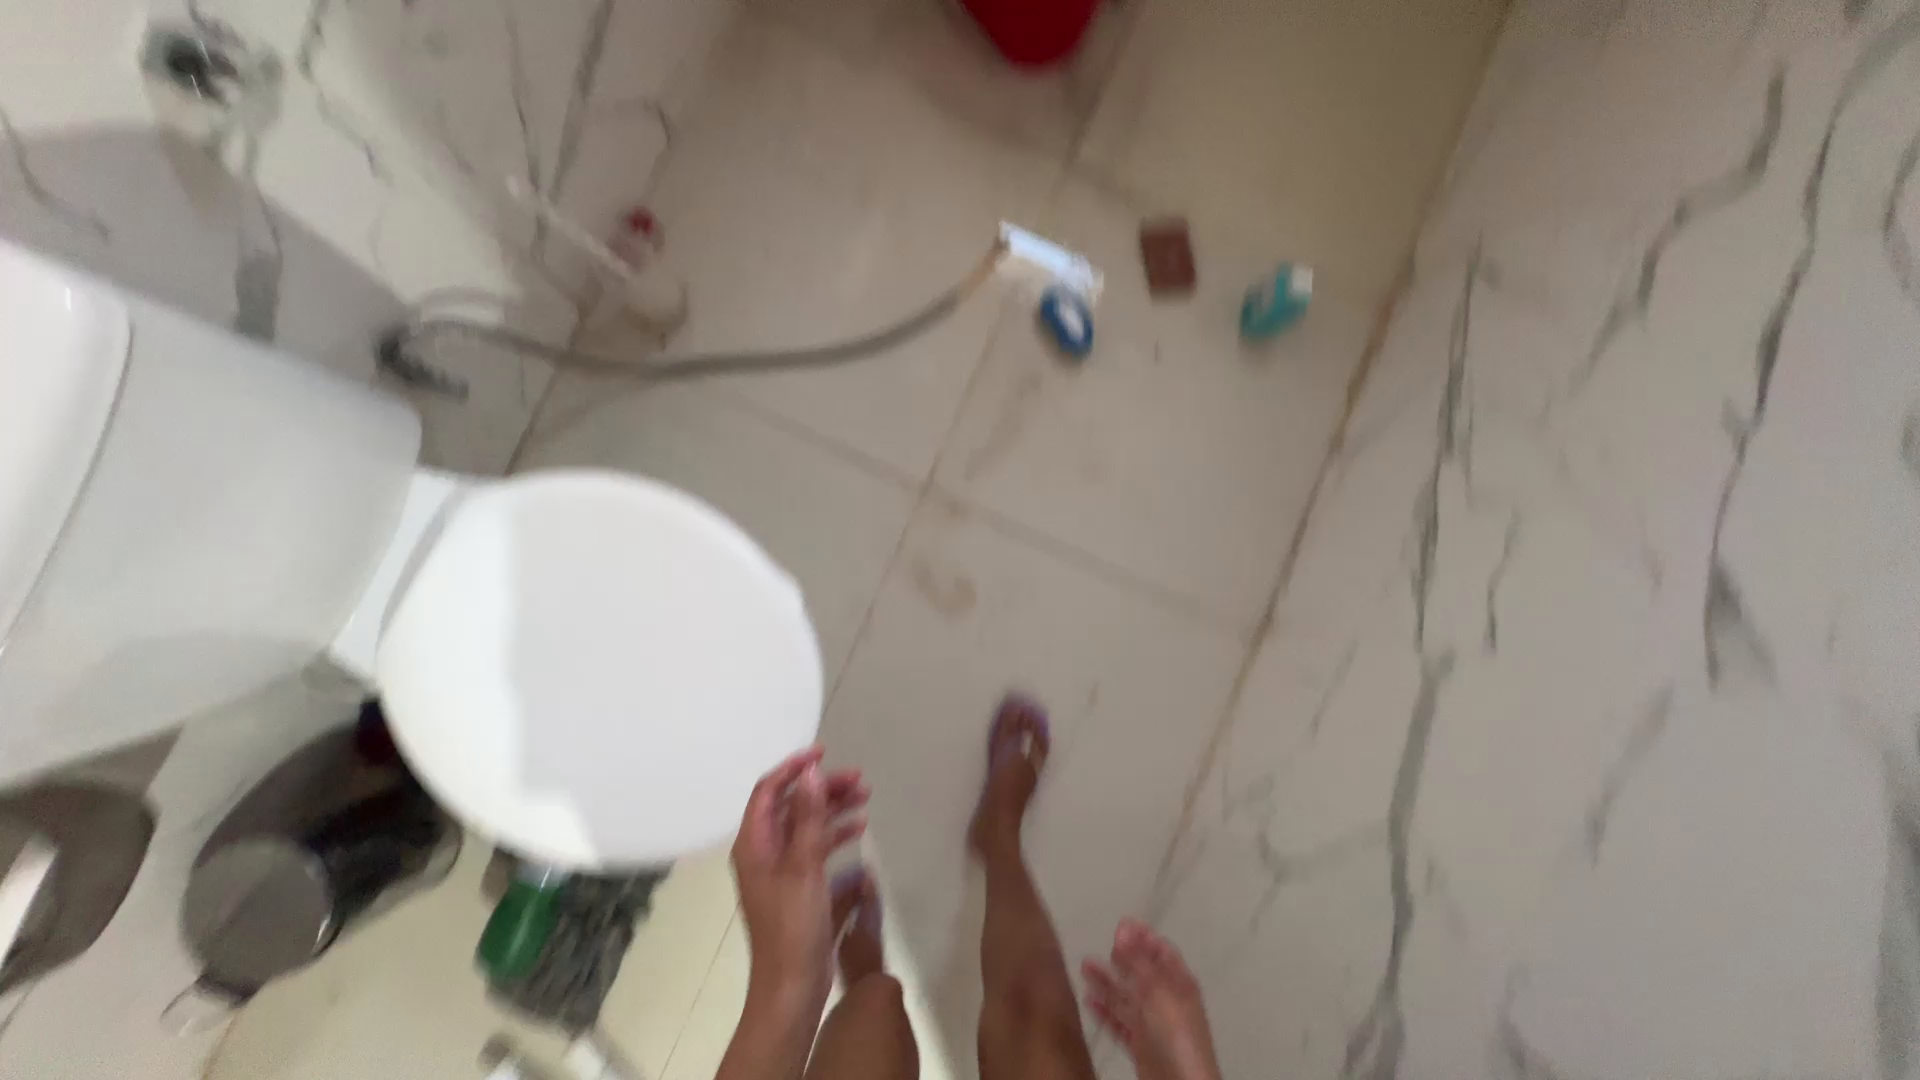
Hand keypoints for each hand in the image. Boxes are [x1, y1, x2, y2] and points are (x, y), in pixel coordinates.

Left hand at [731, 747, 869, 1008]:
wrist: (791, 986)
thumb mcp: (804, 865)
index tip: (824, 752)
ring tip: (866, 800)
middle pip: (792, 806)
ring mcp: (780, 871)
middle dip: (823, 789)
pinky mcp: (797, 889)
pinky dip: (835, 836)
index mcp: (754, 844)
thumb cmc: (793, 924)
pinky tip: (859, 832)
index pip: (768, 790)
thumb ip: (807, 816)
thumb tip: (809, 772)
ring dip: (833, 810)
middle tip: (859, 781)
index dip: (794, 768)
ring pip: (806, 826)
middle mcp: (763, 852)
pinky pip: (815, 850)